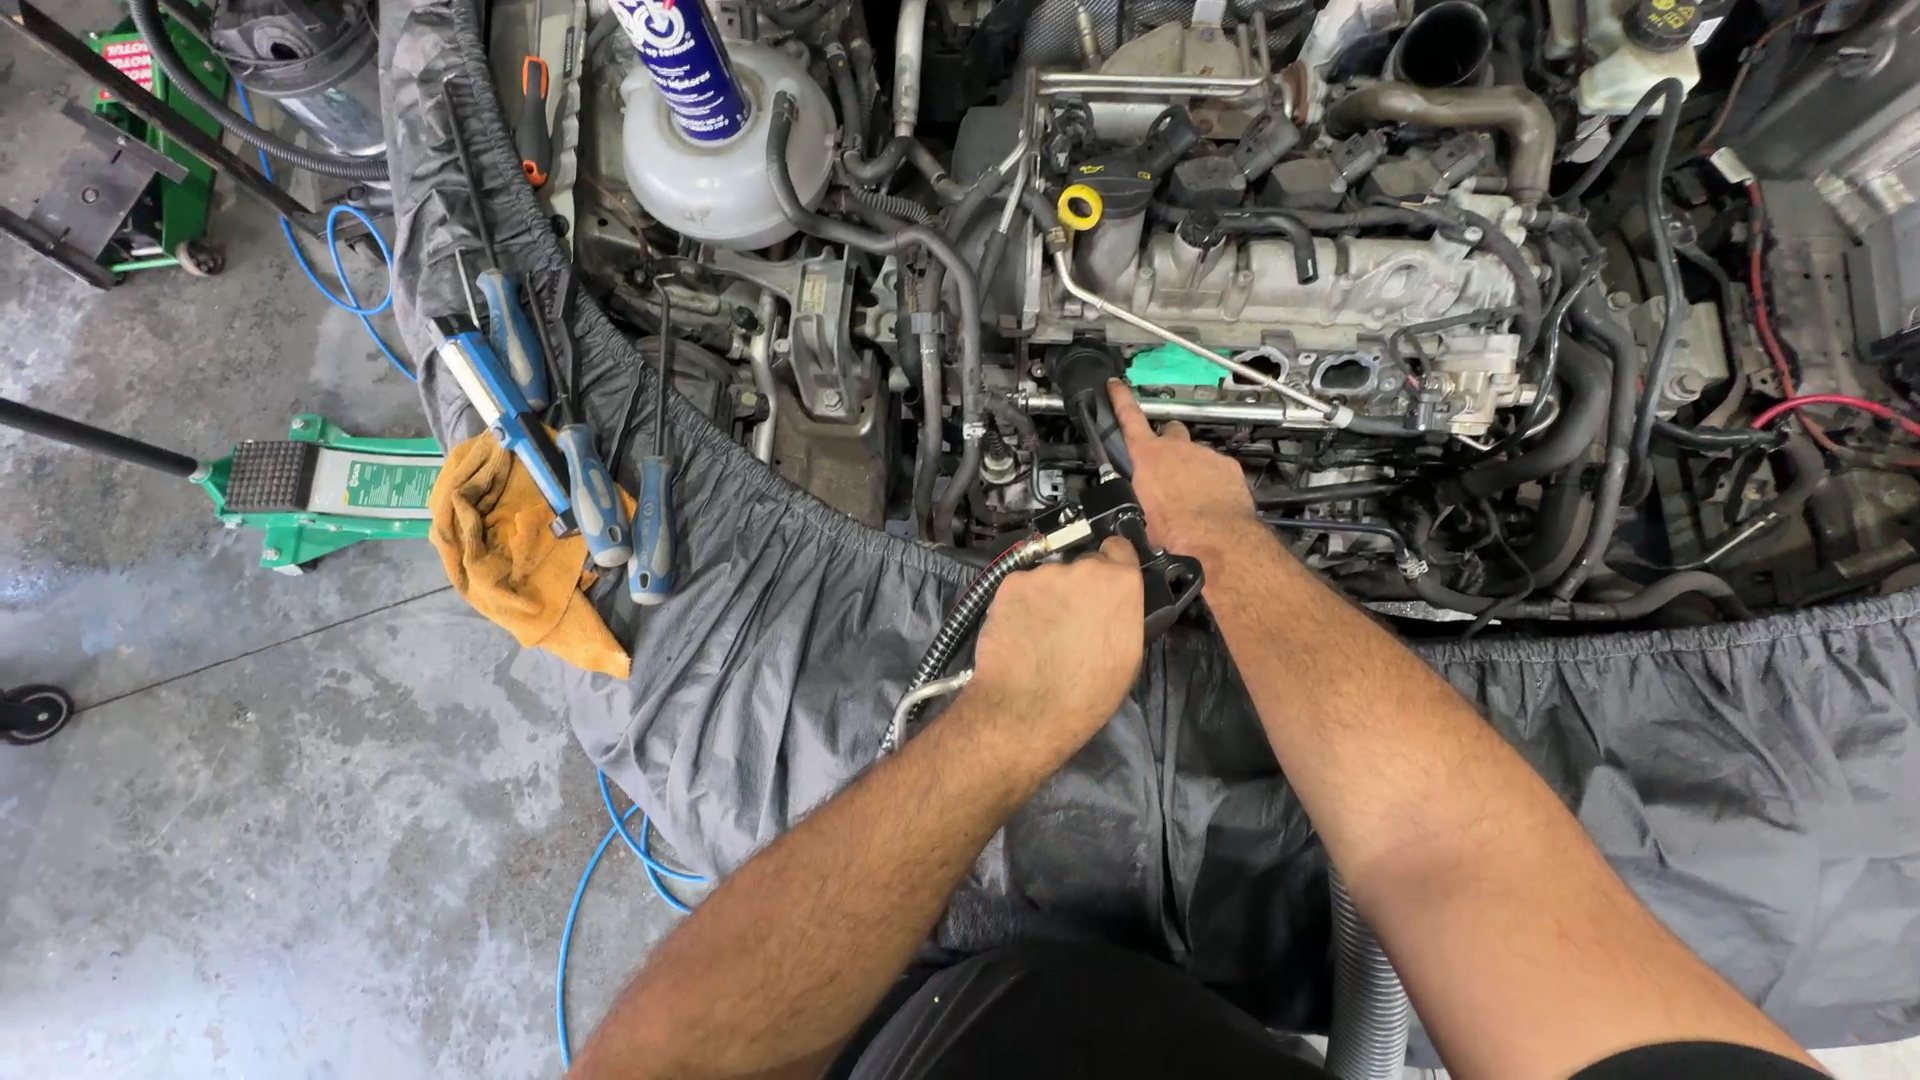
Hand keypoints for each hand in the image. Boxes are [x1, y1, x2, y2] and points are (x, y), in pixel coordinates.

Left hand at [965, 536, 1143, 751]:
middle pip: (1082, 566)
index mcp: (1120, 584)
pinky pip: (1021, 588)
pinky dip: (1021, 604)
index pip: (1119, 548)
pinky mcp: (1009, 584)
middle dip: (1078, 587)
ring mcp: (1043, 574)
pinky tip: (1020, 632)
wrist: (1027, 709)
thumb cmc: (1087, 694)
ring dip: (1048, 596)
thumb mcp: (1127, 656)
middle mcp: (1083, 569)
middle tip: (1070, 619)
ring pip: (1049, 578)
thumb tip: (1114, 609)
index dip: (1112, 563)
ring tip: (1040, 632)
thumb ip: (1122, 617)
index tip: (1104, 581)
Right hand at [1107, 380, 1261, 559]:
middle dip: (1166, 444)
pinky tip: (1210, 499)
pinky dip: (1211, 478)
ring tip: (1190, 494)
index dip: (1120, 399)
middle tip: (1164, 467)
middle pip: (1168, 433)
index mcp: (1148, 457)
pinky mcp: (1227, 465)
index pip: (1129, 418)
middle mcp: (1176, 448)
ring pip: (1193, 452)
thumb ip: (1138, 499)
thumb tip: (1136, 508)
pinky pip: (1215, 466)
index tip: (1116, 385)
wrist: (1217, 539)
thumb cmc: (1176, 531)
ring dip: (1190, 467)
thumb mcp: (1141, 516)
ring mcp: (1204, 454)